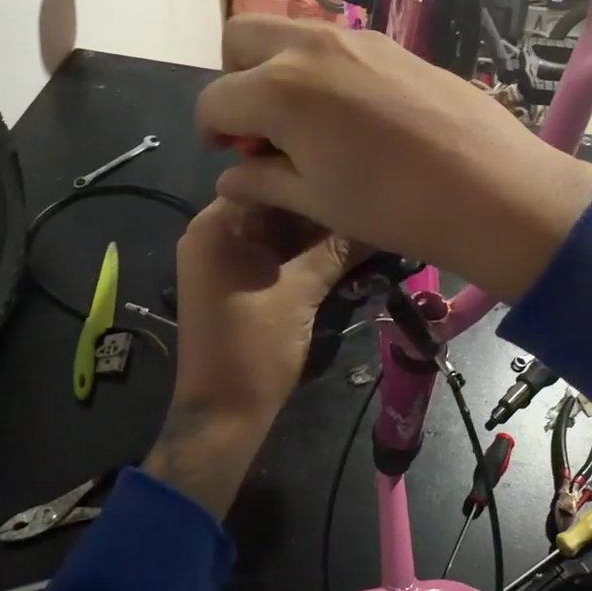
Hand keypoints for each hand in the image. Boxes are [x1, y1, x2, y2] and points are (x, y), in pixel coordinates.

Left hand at [142, 199, 359, 515]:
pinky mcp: (240, 281)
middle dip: (318, 207)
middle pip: (274, 204)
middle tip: (368, 201)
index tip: (354, 174)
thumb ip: (336, 250)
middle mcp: (215, 234)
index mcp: (215, 227)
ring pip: (279, 230)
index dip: (309, 176)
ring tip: (366, 220)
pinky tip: (348, 248)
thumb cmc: (254, 349)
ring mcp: (226, 259)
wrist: (224, 416)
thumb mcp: (300, 294)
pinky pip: (276, 253)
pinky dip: (306, 253)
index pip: (265, 180)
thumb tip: (376, 219)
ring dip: (317, 231)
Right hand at [195, 17, 591, 300]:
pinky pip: (332, 40)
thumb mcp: (317, 200)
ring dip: (275, 65)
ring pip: (288, 31)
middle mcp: (309, 47)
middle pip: (240, 37)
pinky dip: (317, 65)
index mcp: (279, 89)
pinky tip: (347, 110)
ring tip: (302, 118)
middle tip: (257, 124)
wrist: (489, 185)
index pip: (214, 97)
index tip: (225, 153)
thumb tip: (229, 177)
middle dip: (234, 76)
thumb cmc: (392, 204)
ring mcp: (354, 37)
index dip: (209, 128)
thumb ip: (263, 181)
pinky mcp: (390, 41)